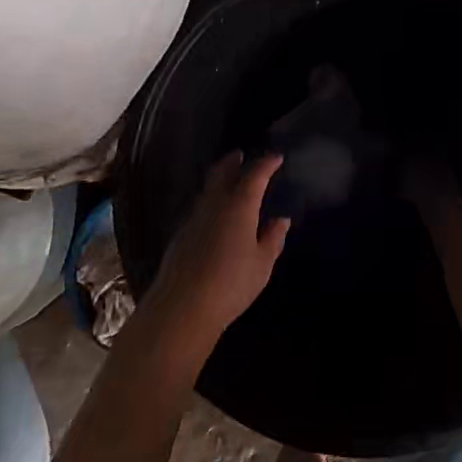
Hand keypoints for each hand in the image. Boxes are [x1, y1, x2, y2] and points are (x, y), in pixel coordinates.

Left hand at [145, 151, 291, 343]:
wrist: (183, 306)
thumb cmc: (231, 284)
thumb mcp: (262, 264)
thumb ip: (272, 238)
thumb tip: (281, 220)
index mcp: (238, 207)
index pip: (254, 175)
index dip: (266, 164)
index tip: (276, 157)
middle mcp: (214, 205)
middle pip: (221, 173)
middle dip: (233, 162)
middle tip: (241, 156)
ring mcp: (193, 219)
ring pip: (207, 190)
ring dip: (219, 180)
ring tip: (230, 181)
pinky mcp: (181, 235)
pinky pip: (199, 207)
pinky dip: (210, 201)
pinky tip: (215, 214)